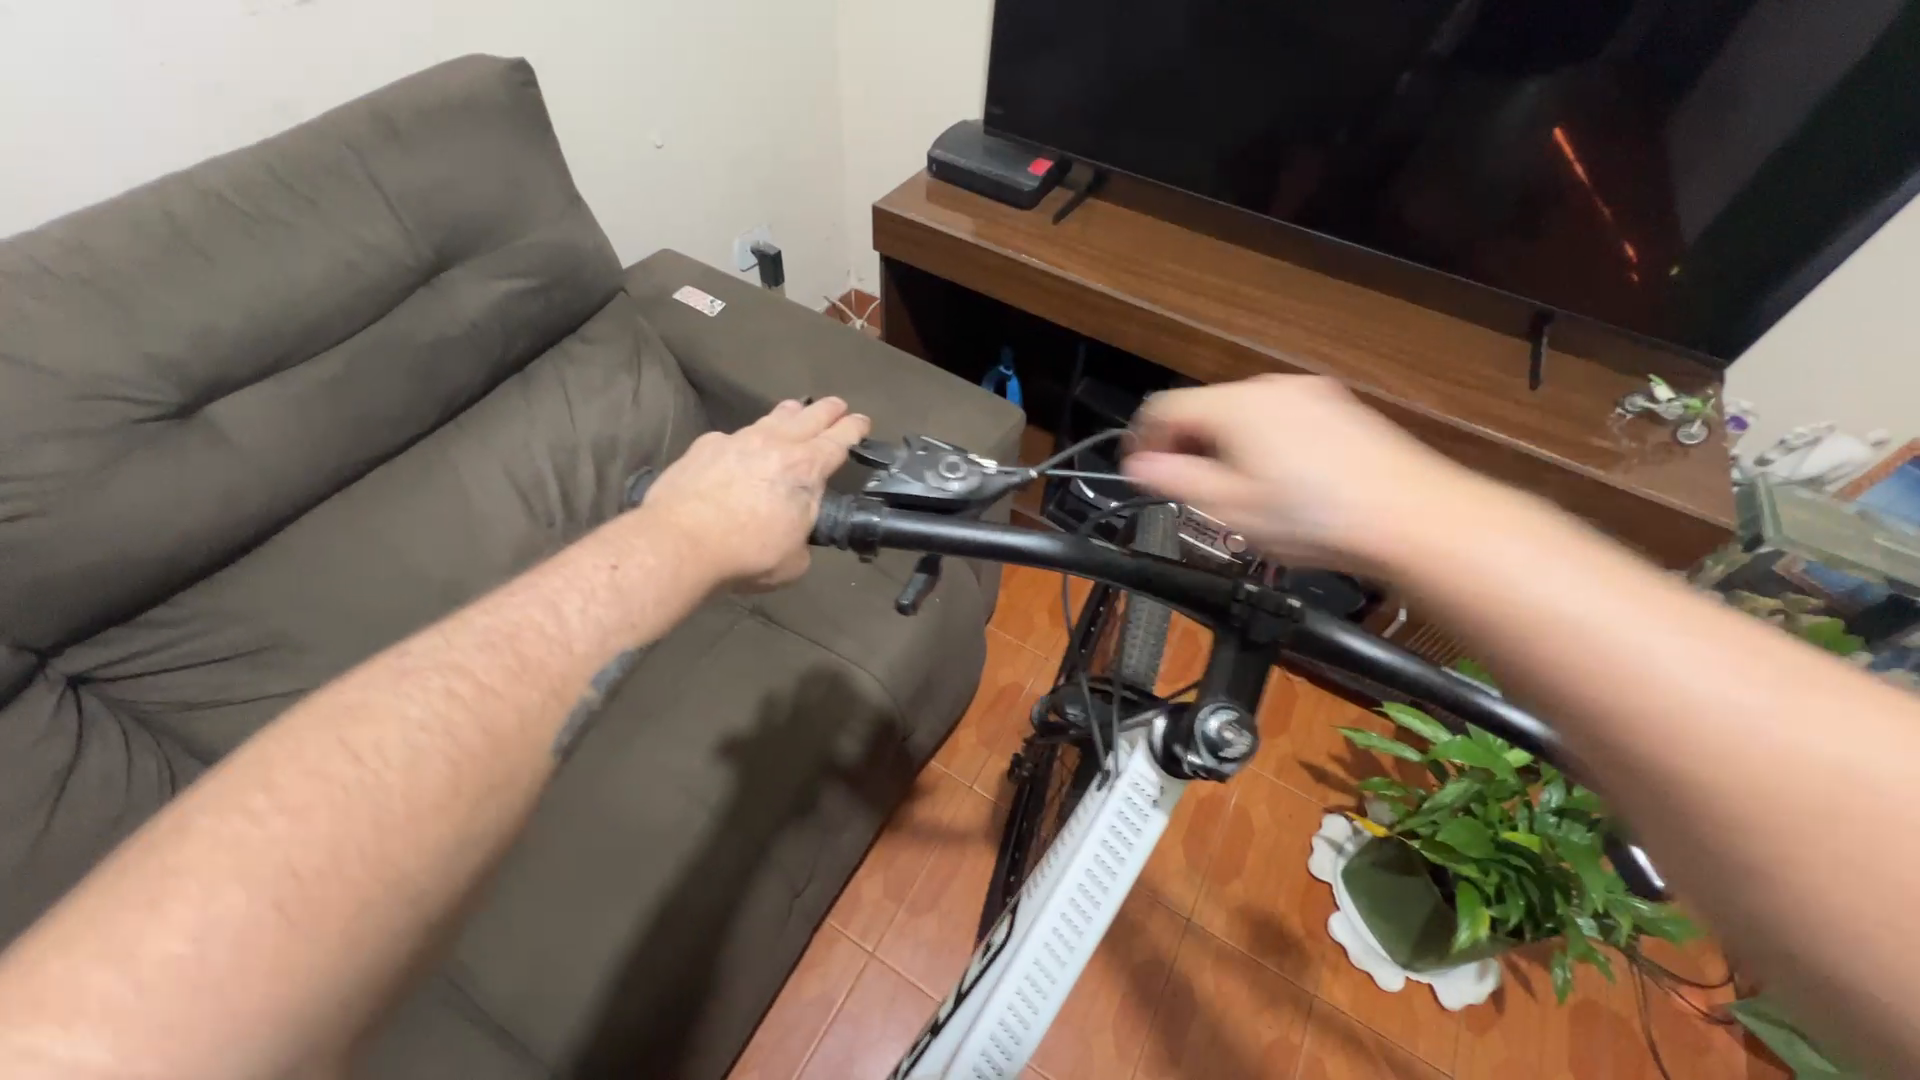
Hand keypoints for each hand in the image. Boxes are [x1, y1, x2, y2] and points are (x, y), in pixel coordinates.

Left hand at [638, 398, 869, 589]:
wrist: (680, 542)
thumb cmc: (746, 554)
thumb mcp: (794, 560)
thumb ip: (803, 536)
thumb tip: (796, 529)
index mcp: (806, 469)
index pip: (838, 440)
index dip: (854, 429)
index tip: (862, 421)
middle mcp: (775, 444)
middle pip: (810, 416)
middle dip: (828, 410)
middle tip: (838, 406)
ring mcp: (737, 440)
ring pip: (771, 418)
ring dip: (789, 414)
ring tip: (795, 410)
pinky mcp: (705, 446)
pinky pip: (734, 436)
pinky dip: (745, 440)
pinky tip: (741, 448)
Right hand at [1122, 375, 1477, 572]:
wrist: (1410, 519)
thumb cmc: (1321, 517)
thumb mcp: (1228, 508)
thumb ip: (1173, 481)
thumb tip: (1138, 466)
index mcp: (1236, 407)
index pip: (1164, 408)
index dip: (1144, 442)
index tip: (1142, 472)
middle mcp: (1271, 389)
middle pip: (1205, 409)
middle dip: (1187, 448)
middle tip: (1188, 492)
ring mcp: (1310, 396)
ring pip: (1243, 415)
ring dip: (1224, 448)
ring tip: (1236, 496)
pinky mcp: (1337, 411)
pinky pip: (1280, 420)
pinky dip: (1262, 445)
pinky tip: (1279, 486)